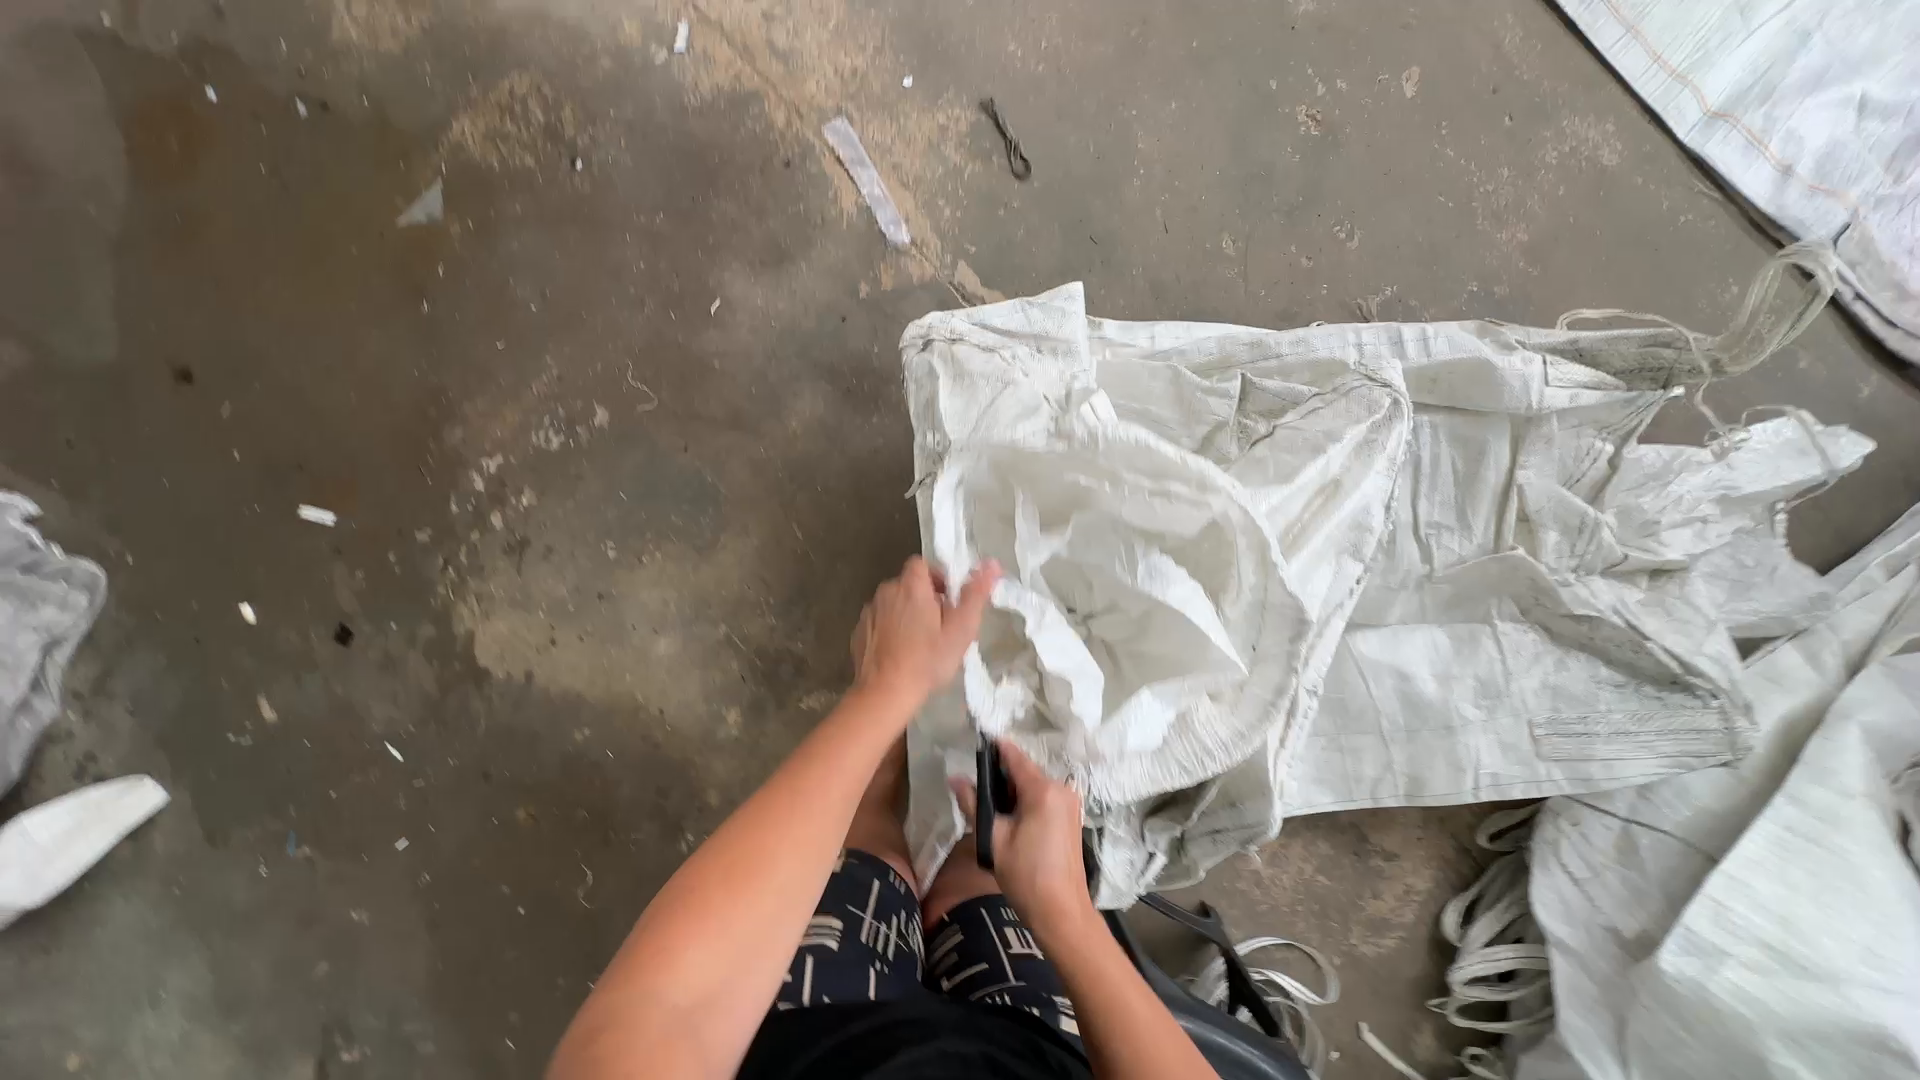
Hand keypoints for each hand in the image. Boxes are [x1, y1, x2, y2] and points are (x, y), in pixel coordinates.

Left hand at [850, 556, 1000, 706]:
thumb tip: (992, 563)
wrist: (884, 693)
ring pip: (893, 603)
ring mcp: (869, 612)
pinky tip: (900, 653)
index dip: (938, 578)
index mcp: (911, 586)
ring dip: (907, 613)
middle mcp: (886, 592)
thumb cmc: (928, 660)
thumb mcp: (961, 629)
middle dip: (925, 598)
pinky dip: (890, 630)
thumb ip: (976, 594)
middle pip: (908, 584)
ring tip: (920, 643)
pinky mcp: (858, 632)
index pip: (922, 564)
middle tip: (941, 626)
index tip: (950, 601)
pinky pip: (880, 621)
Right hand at [951, 739, 1095, 937]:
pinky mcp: (1071, 819)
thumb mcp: (993, 839)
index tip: (976, 739)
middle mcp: (1061, 790)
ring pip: (1034, 786)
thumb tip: (955, 778)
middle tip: (973, 787)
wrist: (1062, 912)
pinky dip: (1025, 802)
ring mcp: (1070, 804)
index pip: (1015, 757)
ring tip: (987, 806)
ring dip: (1012, 791)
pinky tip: (1008, 819)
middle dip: (1000, 776)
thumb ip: (973, 804)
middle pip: (1025, 772)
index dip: (995, 747)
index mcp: (1043, 790)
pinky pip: (1044, 799)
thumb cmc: (1026, 875)